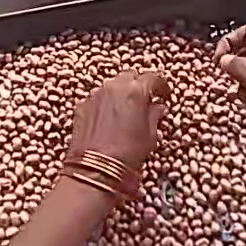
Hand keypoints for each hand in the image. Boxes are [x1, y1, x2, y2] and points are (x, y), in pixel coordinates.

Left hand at [65, 70, 169, 195]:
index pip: (152, 78)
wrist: (95, 169)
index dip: (161, 86)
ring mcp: (95, 95)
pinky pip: (97, 98)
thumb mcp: (150, 135)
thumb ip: (154, 115)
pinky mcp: (82, 106)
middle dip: (139, 86)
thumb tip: (157, 107)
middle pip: (130, 77)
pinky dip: (105, 104)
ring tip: (127, 110)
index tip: (164, 95)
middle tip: (145, 101)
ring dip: (121, 94)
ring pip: (112, 86)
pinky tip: (109, 119)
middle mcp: (113, 87)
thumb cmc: (127, 154)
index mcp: (135, 91)